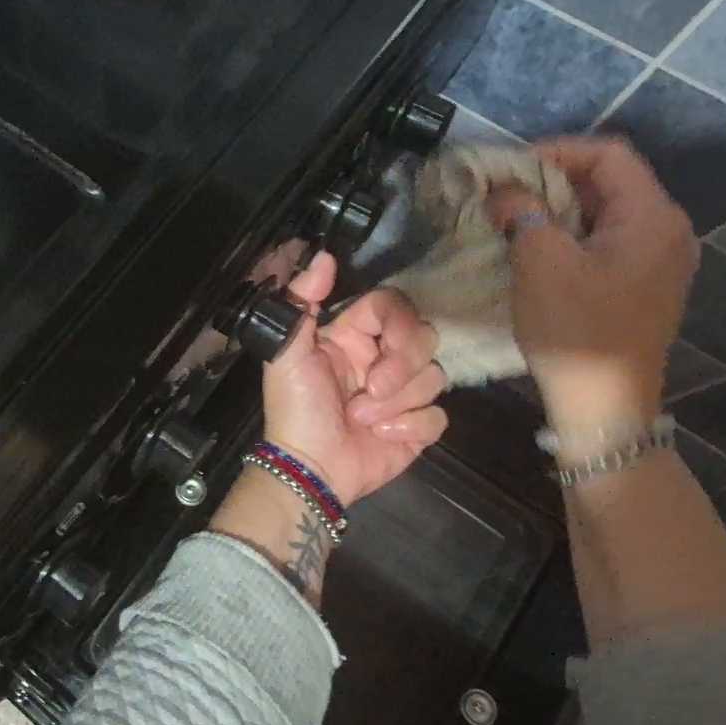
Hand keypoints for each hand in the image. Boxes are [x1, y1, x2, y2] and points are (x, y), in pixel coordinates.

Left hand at [260, 251, 446, 506]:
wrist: (308, 467)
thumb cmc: (294, 408)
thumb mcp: (286, 353)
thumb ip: (299, 302)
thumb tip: (323, 257)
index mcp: (352, 335)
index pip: (393, 305)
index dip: (397, 322)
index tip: (383, 344)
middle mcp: (380, 358)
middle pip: (424, 336)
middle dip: (402, 365)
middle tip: (371, 389)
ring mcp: (402, 392)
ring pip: (434, 376)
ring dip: (398, 402)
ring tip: (361, 419)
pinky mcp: (416, 426)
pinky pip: (439, 415)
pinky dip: (412, 427)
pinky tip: (384, 437)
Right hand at [486, 136, 696, 456]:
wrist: (606, 404)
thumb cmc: (576, 328)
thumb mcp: (541, 264)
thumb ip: (524, 214)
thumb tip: (506, 190)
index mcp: (652, 217)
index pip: (609, 155)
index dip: (556, 151)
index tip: (509, 169)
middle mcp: (667, 230)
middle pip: (610, 181)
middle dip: (553, 180)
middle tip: (505, 195)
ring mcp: (659, 260)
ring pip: (605, 212)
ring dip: (558, 209)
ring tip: (514, 221)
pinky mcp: (643, 285)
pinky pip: (606, 241)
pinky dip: (570, 234)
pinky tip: (538, 252)